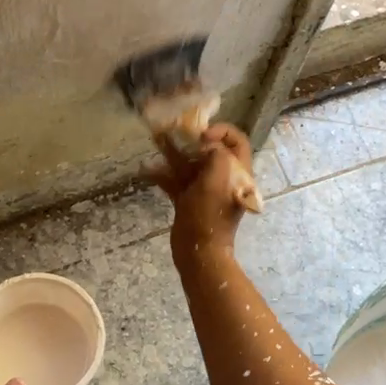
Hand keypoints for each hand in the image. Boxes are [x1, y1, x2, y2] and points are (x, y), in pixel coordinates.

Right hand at [149, 122, 253, 256]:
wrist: (198, 252)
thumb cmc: (210, 214)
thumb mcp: (217, 178)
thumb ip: (216, 154)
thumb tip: (206, 144)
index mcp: (238, 172)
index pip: (237, 141)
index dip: (222, 131)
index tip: (202, 135)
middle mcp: (223, 178)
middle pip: (210, 150)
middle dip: (191, 139)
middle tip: (173, 132)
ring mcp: (205, 190)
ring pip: (190, 165)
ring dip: (174, 153)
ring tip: (157, 140)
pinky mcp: (188, 201)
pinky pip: (176, 182)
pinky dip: (163, 174)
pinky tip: (148, 168)